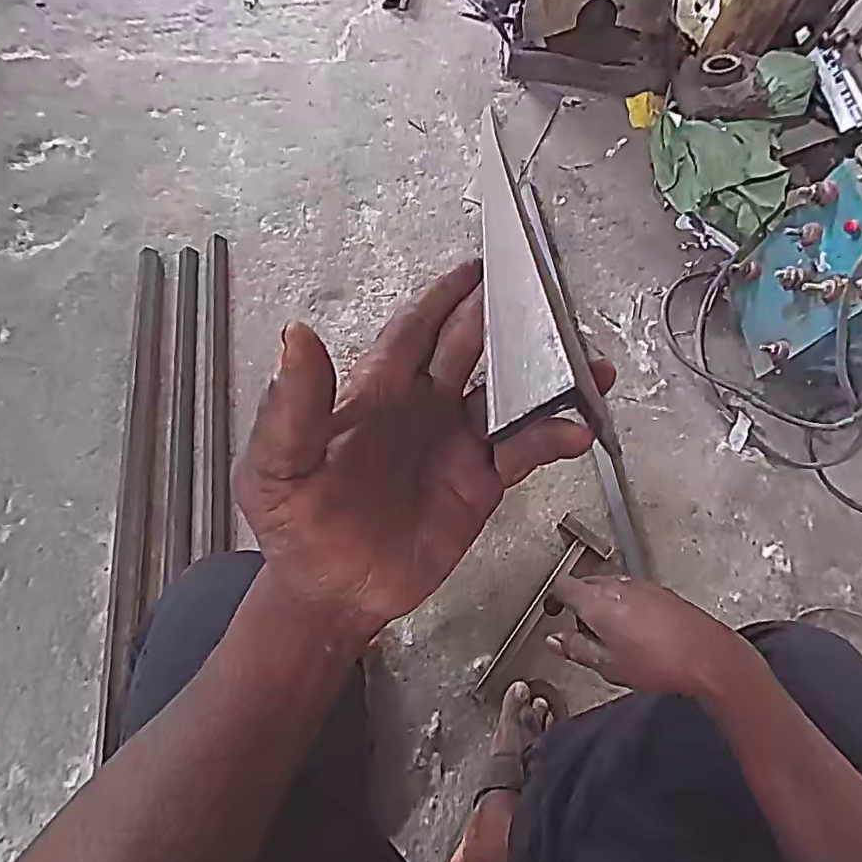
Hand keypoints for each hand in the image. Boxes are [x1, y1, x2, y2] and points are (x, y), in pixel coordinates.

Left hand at [236, 259, 615, 645]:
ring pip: (509, 394)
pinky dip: (551, 437)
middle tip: (540, 297)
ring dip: (545, 377)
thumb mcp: (277, 469)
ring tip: (584, 364)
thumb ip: (292, 408)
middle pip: (472, 347)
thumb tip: (296, 337)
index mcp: (377, 392)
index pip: (417, 327)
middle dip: (504, 319)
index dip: (446, 295)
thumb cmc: (296, 528)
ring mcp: (455, 442)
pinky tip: (572, 432)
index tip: (477, 267)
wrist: (333, 594)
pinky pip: (523, 449)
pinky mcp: (479, 481)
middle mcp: (423, 407)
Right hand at [545, 575, 765, 699]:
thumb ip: (576, 649)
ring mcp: (640, 585)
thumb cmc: (660, 663)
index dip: (553, 598)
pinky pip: (631, 593)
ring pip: (609, 588)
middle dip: (579, 605)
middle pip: (585, 584)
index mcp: (597, 600)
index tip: (552, 611)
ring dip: (603, 606)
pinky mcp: (659, 591)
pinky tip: (637, 633)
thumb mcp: (607, 665)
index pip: (563, 586)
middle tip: (581, 632)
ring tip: (612, 637)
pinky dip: (625, 607)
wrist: (707, 657)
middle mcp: (617, 585)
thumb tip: (555, 640)